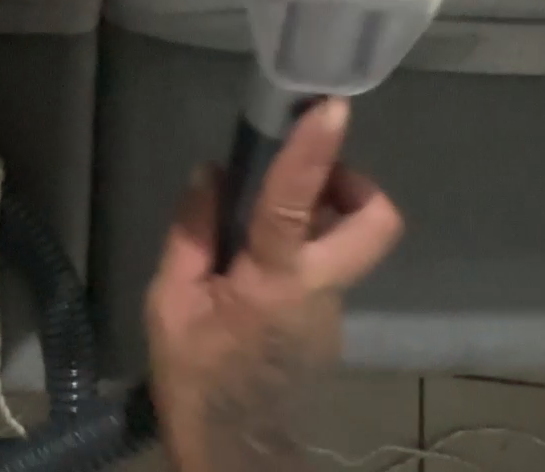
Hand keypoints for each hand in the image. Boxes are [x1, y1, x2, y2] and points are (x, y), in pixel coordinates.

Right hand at [147, 99, 403, 471]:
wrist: (234, 456)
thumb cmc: (195, 378)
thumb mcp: (169, 304)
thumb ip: (191, 232)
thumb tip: (213, 173)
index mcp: (273, 283)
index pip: (295, 205)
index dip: (314, 152)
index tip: (330, 108)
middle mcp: (321, 290)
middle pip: (375, 223)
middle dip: (354, 183)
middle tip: (307, 177)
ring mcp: (337, 307)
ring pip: (350, 239)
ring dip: (321, 213)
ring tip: (259, 223)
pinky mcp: (334, 318)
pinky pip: (330, 261)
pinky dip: (306, 244)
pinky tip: (259, 264)